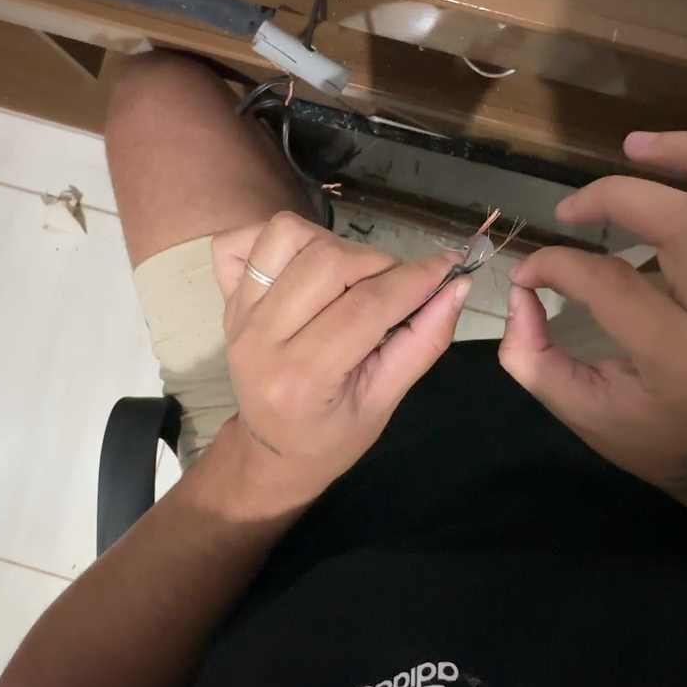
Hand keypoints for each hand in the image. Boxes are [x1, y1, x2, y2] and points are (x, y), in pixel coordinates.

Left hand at [203, 212, 471, 515]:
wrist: (273, 450)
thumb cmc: (333, 437)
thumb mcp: (386, 402)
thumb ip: (423, 343)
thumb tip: (458, 286)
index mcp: (302, 378)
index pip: (366, 306)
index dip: (416, 279)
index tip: (450, 266)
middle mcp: (260, 338)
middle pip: (327, 262)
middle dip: (379, 263)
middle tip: (399, 286)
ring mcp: (238, 314)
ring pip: (287, 235)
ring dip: (334, 245)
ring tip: (353, 277)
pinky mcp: (227, 298)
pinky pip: (242, 240)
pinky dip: (278, 240)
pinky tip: (305, 266)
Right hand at [497, 130, 686, 488]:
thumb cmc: (644, 430)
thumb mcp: (575, 409)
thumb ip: (531, 354)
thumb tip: (521, 290)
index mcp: (677, 359)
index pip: (612, 285)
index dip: (556, 266)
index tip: (527, 273)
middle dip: (622, 194)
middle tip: (575, 203)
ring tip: (639, 145)